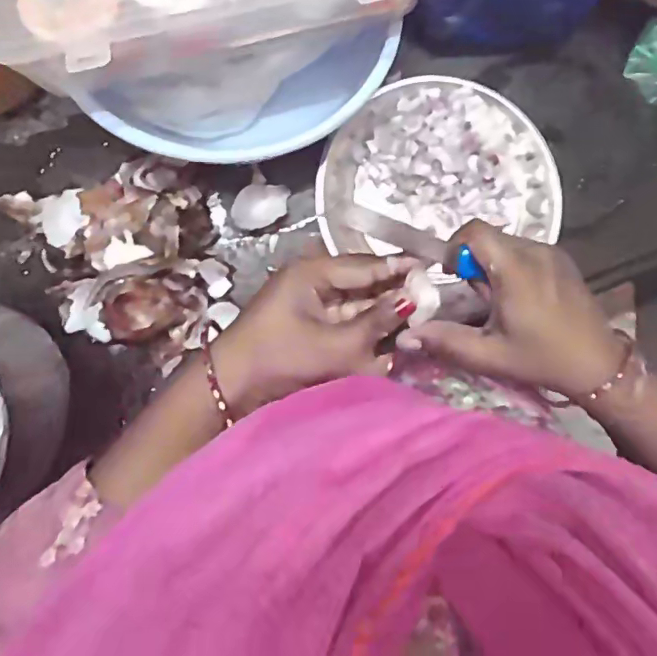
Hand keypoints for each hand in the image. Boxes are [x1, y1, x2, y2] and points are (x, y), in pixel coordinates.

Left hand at [211, 251, 418, 413]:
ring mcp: (308, 301)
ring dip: (381, 308)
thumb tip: (412, 301)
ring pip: (356, 299)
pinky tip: (389, 329)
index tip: (430, 267)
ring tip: (416, 312)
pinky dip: (365, 322)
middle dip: (394, 289)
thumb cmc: (279, 360)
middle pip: (363, 280)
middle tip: (428, 294)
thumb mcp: (334, 345)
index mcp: (313, 272)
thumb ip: (376, 323)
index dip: (399, 267)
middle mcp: (312, 279)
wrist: (226, 392)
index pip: (366, 265)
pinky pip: (345, 316)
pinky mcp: (307, 323)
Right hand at [397, 222, 625, 397]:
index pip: (475, 231)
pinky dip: (514, 265)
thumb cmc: (542, 358)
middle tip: (479, 299)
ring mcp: (552, 252)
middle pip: (490, 237)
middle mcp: (534, 250)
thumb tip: (406, 334)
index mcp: (515, 268)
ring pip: (508, 243)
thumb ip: (447, 341)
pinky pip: (527, 250)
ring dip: (494, 264)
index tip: (453, 276)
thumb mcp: (491, 355)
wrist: (598, 363)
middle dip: (474, 261)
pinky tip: (524, 299)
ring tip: (502, 303)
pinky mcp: (563, 259)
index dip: (456, 246)